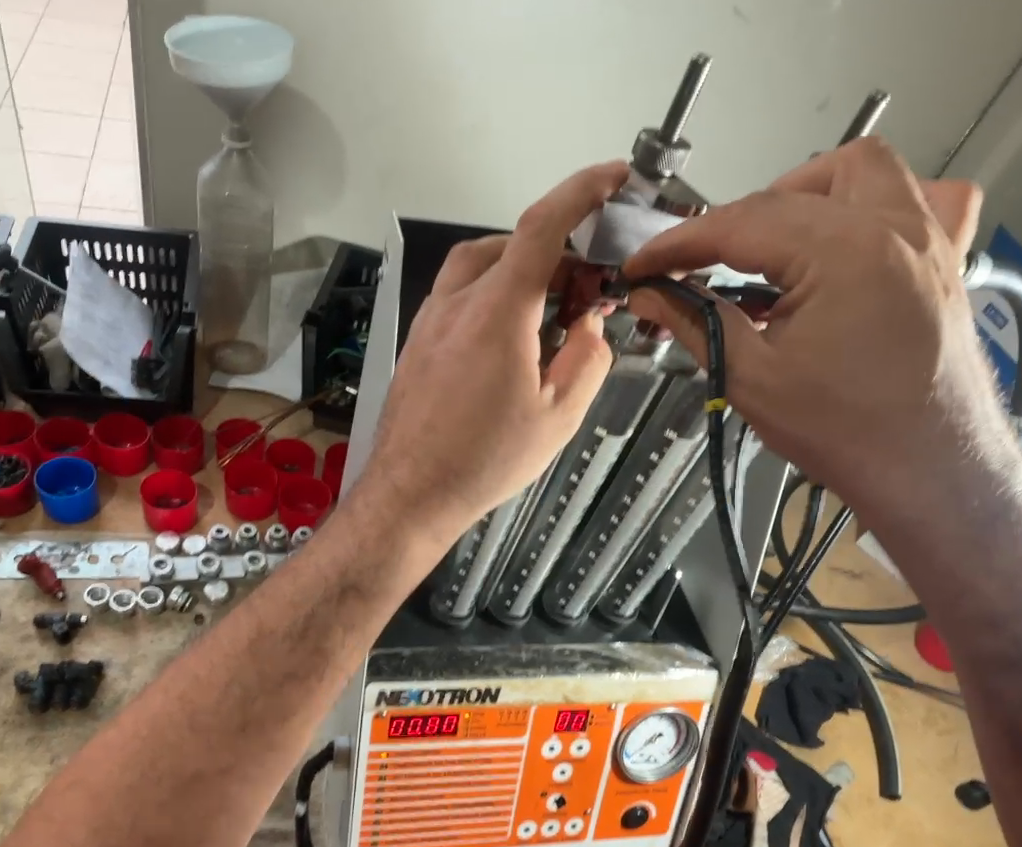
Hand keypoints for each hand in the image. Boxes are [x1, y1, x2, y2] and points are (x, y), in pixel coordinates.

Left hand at [352, 162, 626, 546]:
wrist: (408, 494)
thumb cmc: (483, 460)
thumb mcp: (559, 415)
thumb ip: (586, 356)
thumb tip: (589, 324)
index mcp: (496, 311)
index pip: (542, 226)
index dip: (582, 192)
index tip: (613, 178)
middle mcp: (456, 303)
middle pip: (508, 244)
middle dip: (553, 252)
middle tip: (583, 288)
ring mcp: (428, 322)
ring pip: (475, 266)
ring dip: (516, 269)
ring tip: (546, 311)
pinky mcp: (415, 343)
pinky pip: (456, 296)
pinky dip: (488, 295)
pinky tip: (506, 338)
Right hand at [623, 138, 1015, 518]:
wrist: (927, 469)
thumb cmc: (842, 430)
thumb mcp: (750, 376)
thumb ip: (696, 321)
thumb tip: (650, 293)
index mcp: (842, 251)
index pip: (740, 224)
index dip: (680, 242)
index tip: (642, 264)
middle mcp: (892, 227)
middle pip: (794, 188)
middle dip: (736, 219)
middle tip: (701, 264)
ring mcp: (928, 238)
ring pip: (864, 170)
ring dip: (806, 193)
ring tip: (773, 241)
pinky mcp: (946, 261)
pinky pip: (926, 199)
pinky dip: (884, 203)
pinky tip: (857, 234)